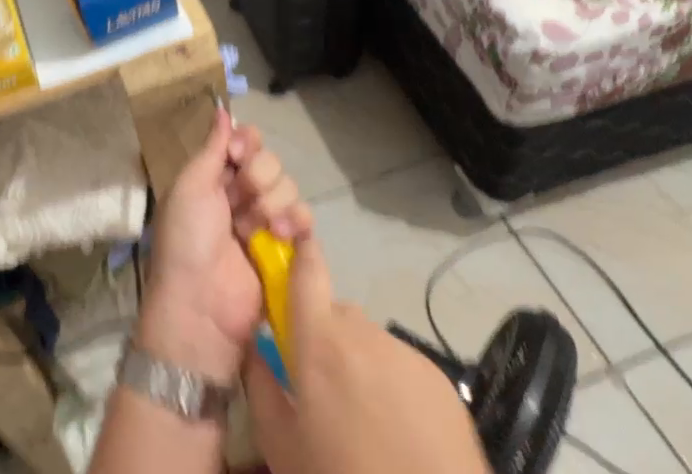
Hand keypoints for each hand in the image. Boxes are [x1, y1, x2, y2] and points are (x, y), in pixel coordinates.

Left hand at [135, 105, 311, 380]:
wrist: (201, 305)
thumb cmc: (186, 241)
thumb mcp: (189, 188)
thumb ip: (211, 149)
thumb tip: (222, 110)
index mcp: (213, 180)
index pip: (243, 144)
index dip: (246, 144)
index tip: (238, 155)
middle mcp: (239, 197)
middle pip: (270, 163)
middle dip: (260, 176)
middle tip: (242, 197)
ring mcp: (264, 223)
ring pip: (289, 188)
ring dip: (275, 201)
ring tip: (257, 227)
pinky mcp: (286, 249)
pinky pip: (304, 219)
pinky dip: (297, 221)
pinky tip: (281, 235)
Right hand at [243, 236, 490, 473]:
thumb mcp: (280, 443)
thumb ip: (259, 387)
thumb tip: (250, 350)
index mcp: (320, 342)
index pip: (306, 273)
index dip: (296, 254)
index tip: (287, 248)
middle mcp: (365, 335)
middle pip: (336, 313)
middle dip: (323, 335)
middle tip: (318, 384)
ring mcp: (407, 354)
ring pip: (369, 340)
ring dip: (357, 361)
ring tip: (359, 414)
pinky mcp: (441, 379)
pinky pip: (402, 365)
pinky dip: (391, 383)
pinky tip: (393, 426)